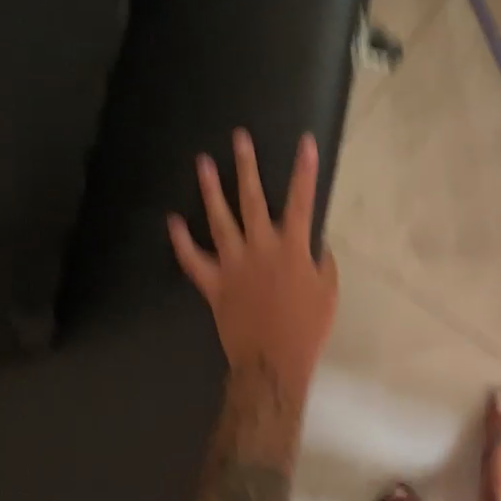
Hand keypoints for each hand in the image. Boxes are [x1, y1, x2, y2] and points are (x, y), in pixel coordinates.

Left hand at [169, 130, 339, 398]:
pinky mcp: (214, 284)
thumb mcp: (328, 291)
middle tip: (239, 138)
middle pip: (254, 199)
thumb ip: (321, 262)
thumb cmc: (307, 327)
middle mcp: (261, 247)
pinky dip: (181, 241)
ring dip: (211, 190)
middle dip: (247, 166)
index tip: (305, 142)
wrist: (272, 362)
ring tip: (204, 163)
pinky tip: (172, 221)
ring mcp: (233, 264)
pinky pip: (193, 260)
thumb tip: (314, 243)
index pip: (303, 200)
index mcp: (293, 248)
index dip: (305, 170)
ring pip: (220, 220)